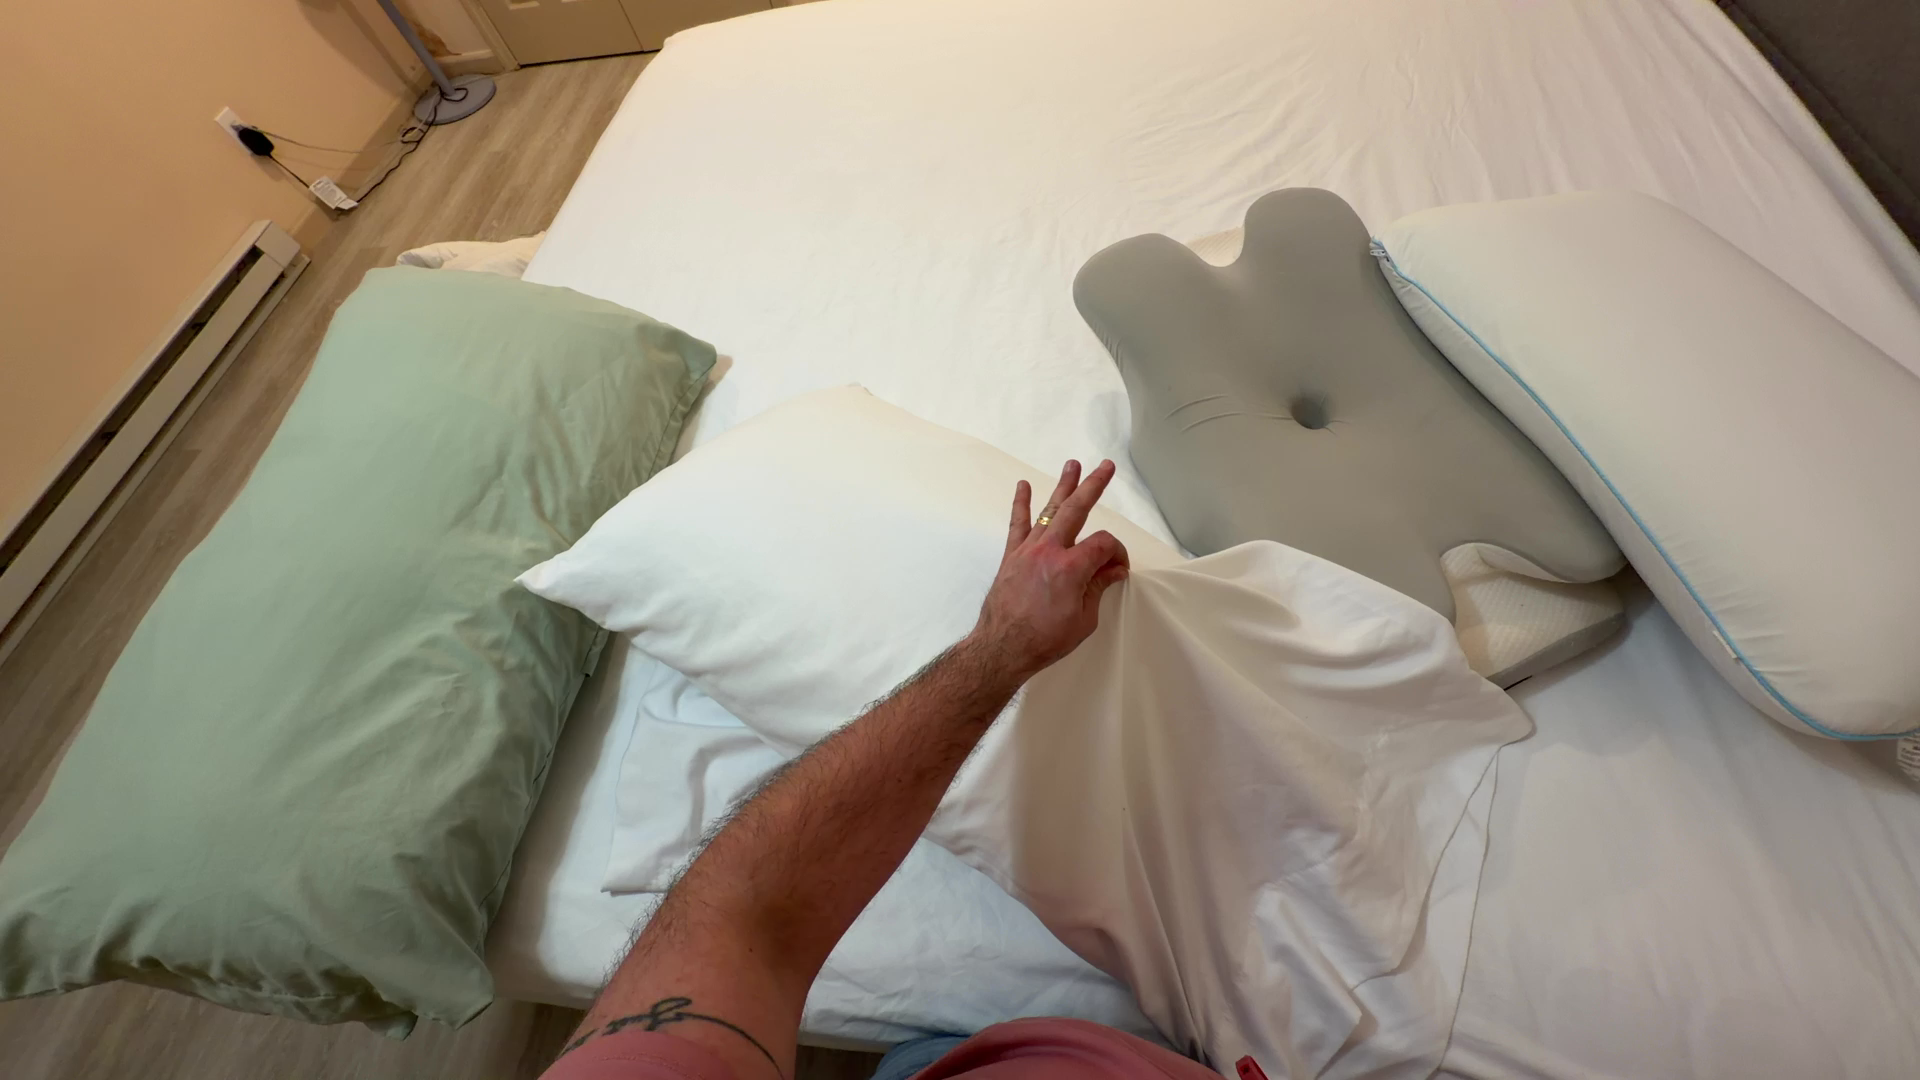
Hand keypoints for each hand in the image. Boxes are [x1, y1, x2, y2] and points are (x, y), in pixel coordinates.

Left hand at [968, 459, 1130, 682]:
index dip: (1117, 553)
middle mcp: (1050, 551)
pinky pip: (1017, 524)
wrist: (1003, 646)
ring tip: (1072, 464)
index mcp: (1072, 567)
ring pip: (1049, 510)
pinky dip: (1021, 504)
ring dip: (1062, 486)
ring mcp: (1028, 550)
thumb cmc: (1045, 639)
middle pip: (1077, 509)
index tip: (1118, 569)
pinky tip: (1023, 486)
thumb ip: (1098, 587)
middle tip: (1106, 467)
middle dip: (1093, 486)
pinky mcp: (1012, 556)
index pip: (1104, 544)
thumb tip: (1114, 569)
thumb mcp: (1084, 619)